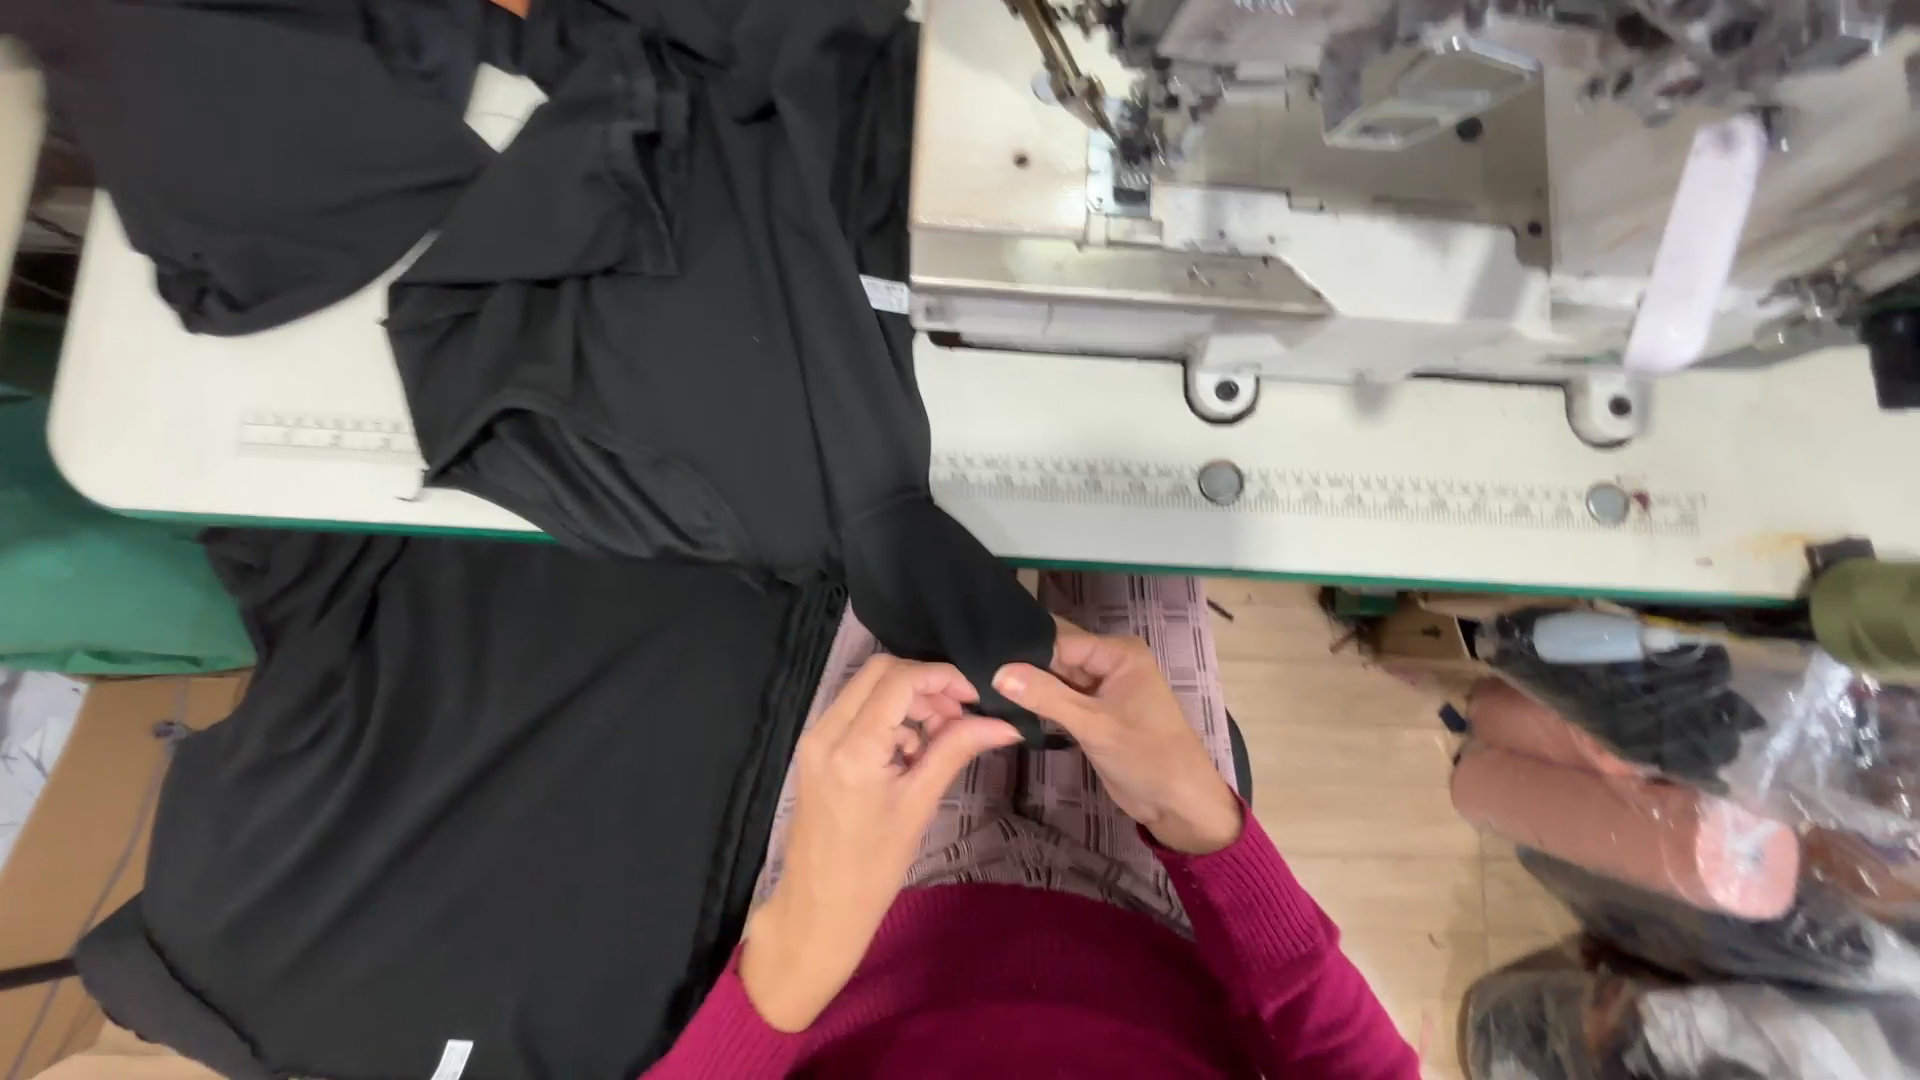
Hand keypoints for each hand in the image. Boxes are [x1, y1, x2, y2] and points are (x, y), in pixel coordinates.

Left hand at [741, 656, 1021, 1031]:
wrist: (817, 911)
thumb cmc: (872, 868)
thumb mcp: (919, 804)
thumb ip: (956, 750)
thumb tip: (1005, 724)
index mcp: (852, 747)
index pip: (899, 680)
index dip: (942, 678)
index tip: (974, 697)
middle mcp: (826, 731)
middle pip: (879, 671)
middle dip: (925, 684)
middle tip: (958, 714)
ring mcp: (816, 738)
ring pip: (867, 688)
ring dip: (908, 700)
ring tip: (939, 738)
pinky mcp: (816, 749)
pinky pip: (856, 711)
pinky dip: (889, 717)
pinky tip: (912, 751)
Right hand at [994, 621, 1242, 855]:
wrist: (1178, 805)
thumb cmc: (1147, 756)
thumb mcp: (1094, 724)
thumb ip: (1046, 696)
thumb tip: (998, 672)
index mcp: (1118, 652)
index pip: (1059, 640)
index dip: (1022, 647)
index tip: (980, 654)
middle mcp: (1107, 662)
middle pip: (1054, 654)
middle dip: (1021, 662)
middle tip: (973, 667)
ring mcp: (1098, 688)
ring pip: (1053, 677)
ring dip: (1025, 682)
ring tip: (979, 681)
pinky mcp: (1090, 712)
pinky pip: (1057, 697)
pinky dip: (1036, 701)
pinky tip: (1001, 700)